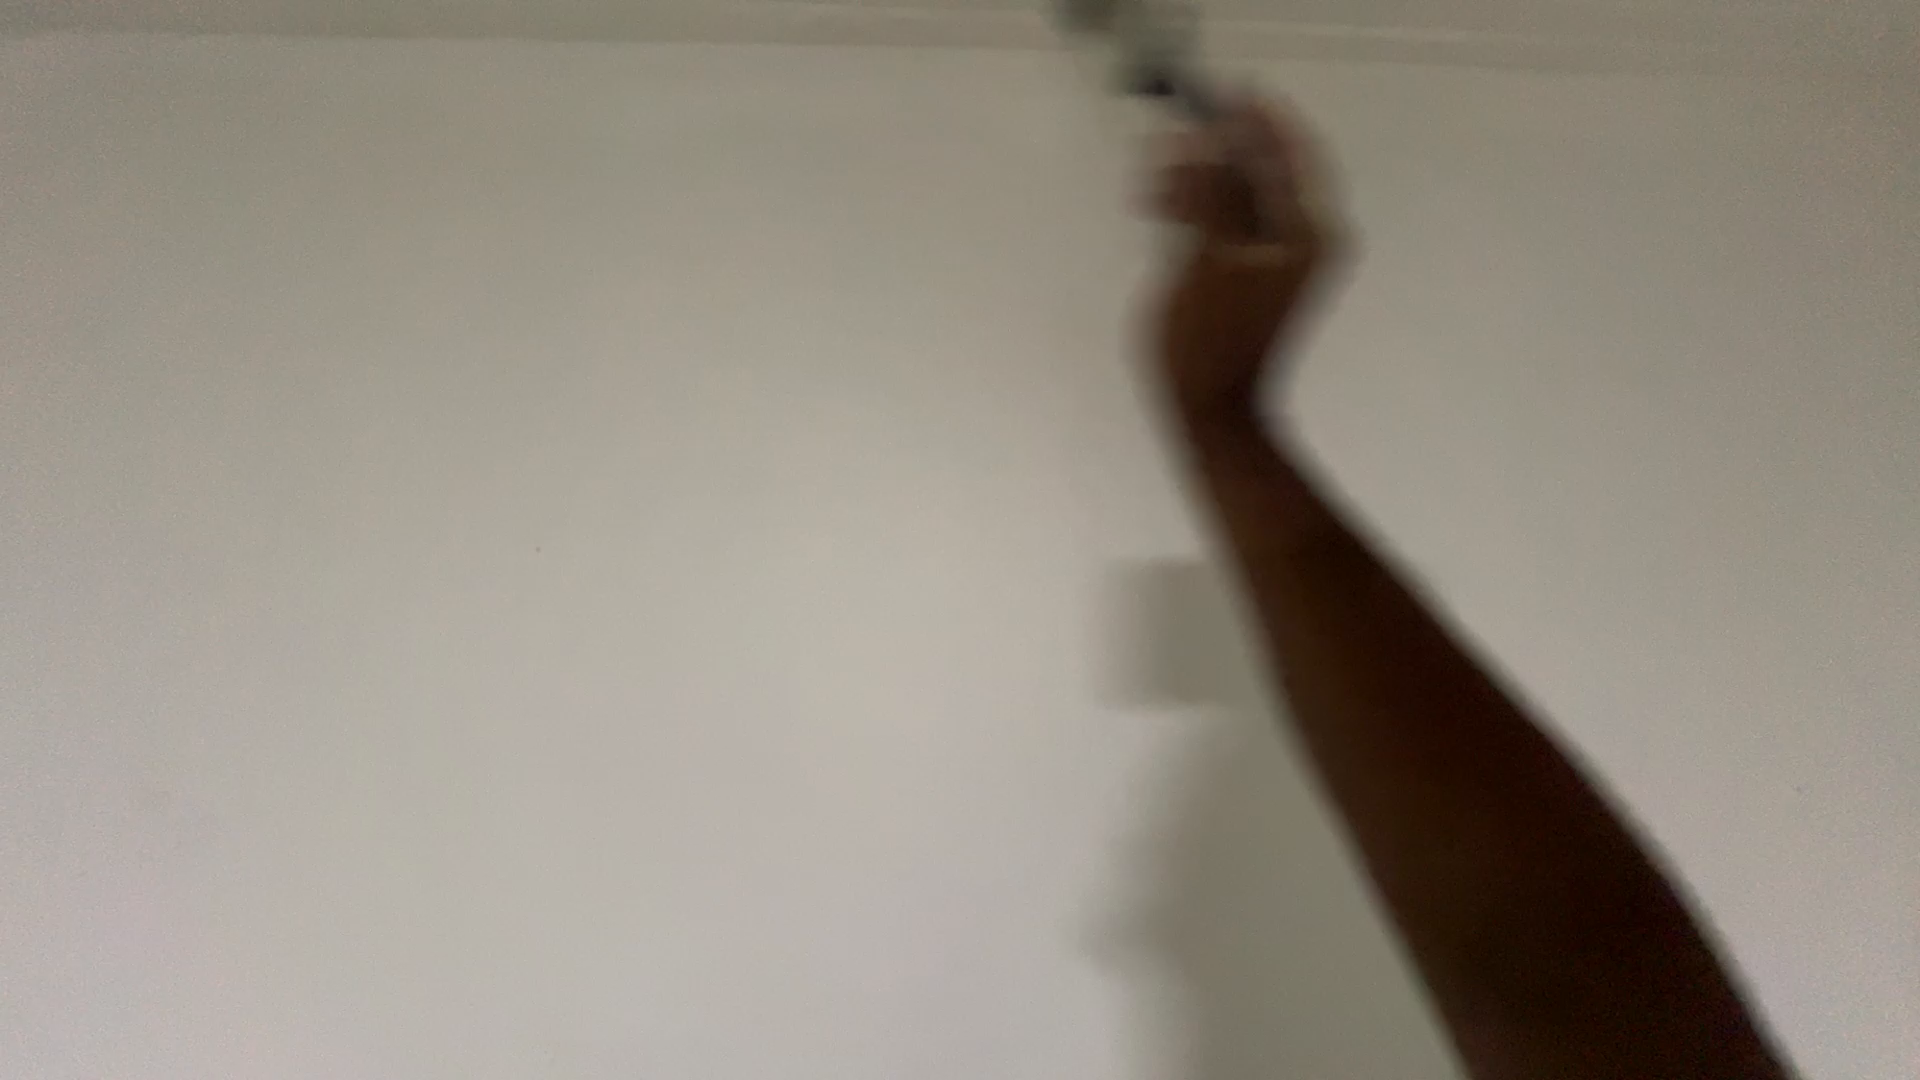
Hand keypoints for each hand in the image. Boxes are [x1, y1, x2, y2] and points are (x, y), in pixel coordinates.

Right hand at [1150, 98, 1344, 430]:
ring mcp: (1282, 264)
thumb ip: (1213, 196)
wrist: (1213, 412)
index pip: (1288, 154)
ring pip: (1243, 204)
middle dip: (1216, 157)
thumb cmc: (1207, 342)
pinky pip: (1233, 232)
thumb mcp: (1207, 262)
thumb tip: (1211, 139)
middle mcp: (1304, 242)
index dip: (1254, 122)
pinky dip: (1204, 219)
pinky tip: (1169, 216)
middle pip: (1265, 177)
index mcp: (1306, 233)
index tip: (1219, 99)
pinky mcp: (1256, 282)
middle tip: (1170, 147)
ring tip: (1153, 187)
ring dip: (1201, 189)